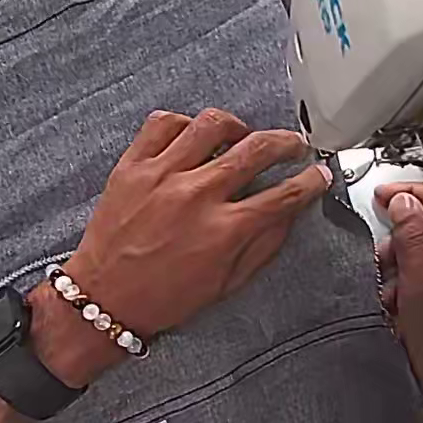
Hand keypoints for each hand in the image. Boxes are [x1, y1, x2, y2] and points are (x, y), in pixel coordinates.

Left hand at [28, 108, 331, 386]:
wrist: (104, 299)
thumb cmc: (163, 297)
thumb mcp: (226, 283)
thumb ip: (263, 246)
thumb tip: (290, 214)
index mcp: (224, 231)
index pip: (284, 194)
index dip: (310, 180)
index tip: (317, 173)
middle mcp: (196, 196)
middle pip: (257, 149)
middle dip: (287, 143)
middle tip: (293, 146)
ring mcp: (161, 176)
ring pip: (212, 124)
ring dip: (239, 125)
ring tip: (243, 136)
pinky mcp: (132, 166)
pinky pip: (163, 123)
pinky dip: (185, 123)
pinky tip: (193, 136)